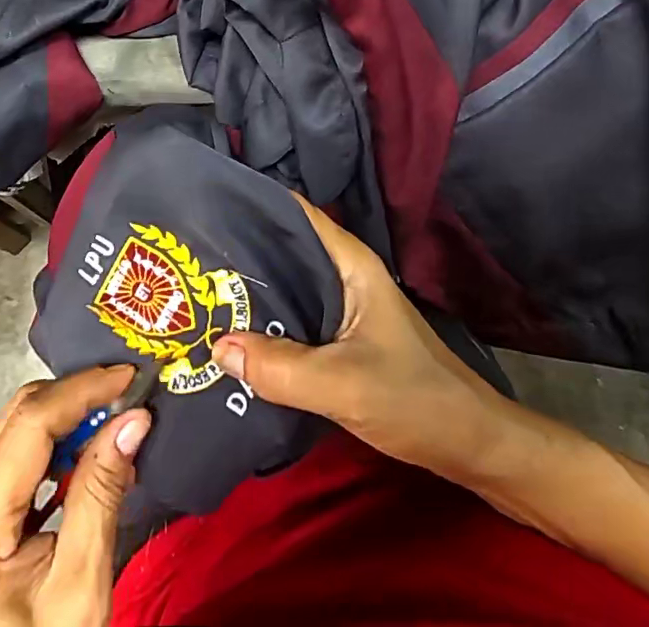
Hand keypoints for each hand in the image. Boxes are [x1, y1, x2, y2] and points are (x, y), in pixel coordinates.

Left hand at [0, 369, 152, 626]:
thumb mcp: (80, 582)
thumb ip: (101, 494)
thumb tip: (134, 418)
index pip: (30, 424)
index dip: (84, 389)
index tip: (133, 376)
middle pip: (20, 415)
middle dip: (81, 394)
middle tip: (133, 394)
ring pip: (17, 424)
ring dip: (72, 413)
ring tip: (119, 422)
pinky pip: (16, 449)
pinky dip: (58, 438)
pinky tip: (91, 452)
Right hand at [212, 194, 513, 482]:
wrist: (464, 439)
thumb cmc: (412, 398)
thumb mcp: (342, 383)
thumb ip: (280, 367)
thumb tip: (214, 344)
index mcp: (353, 266)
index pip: (301, 217)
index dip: (257, 209)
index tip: (206, 213)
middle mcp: (347, 279)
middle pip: (289, 253)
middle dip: (242, 256)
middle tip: (184, 266)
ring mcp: (345, 311)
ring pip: (291, 291)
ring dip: (252, 296)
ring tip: (194, 299)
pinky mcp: (342, 342)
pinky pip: (296, 323)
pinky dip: (267, 328)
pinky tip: (230, 342)